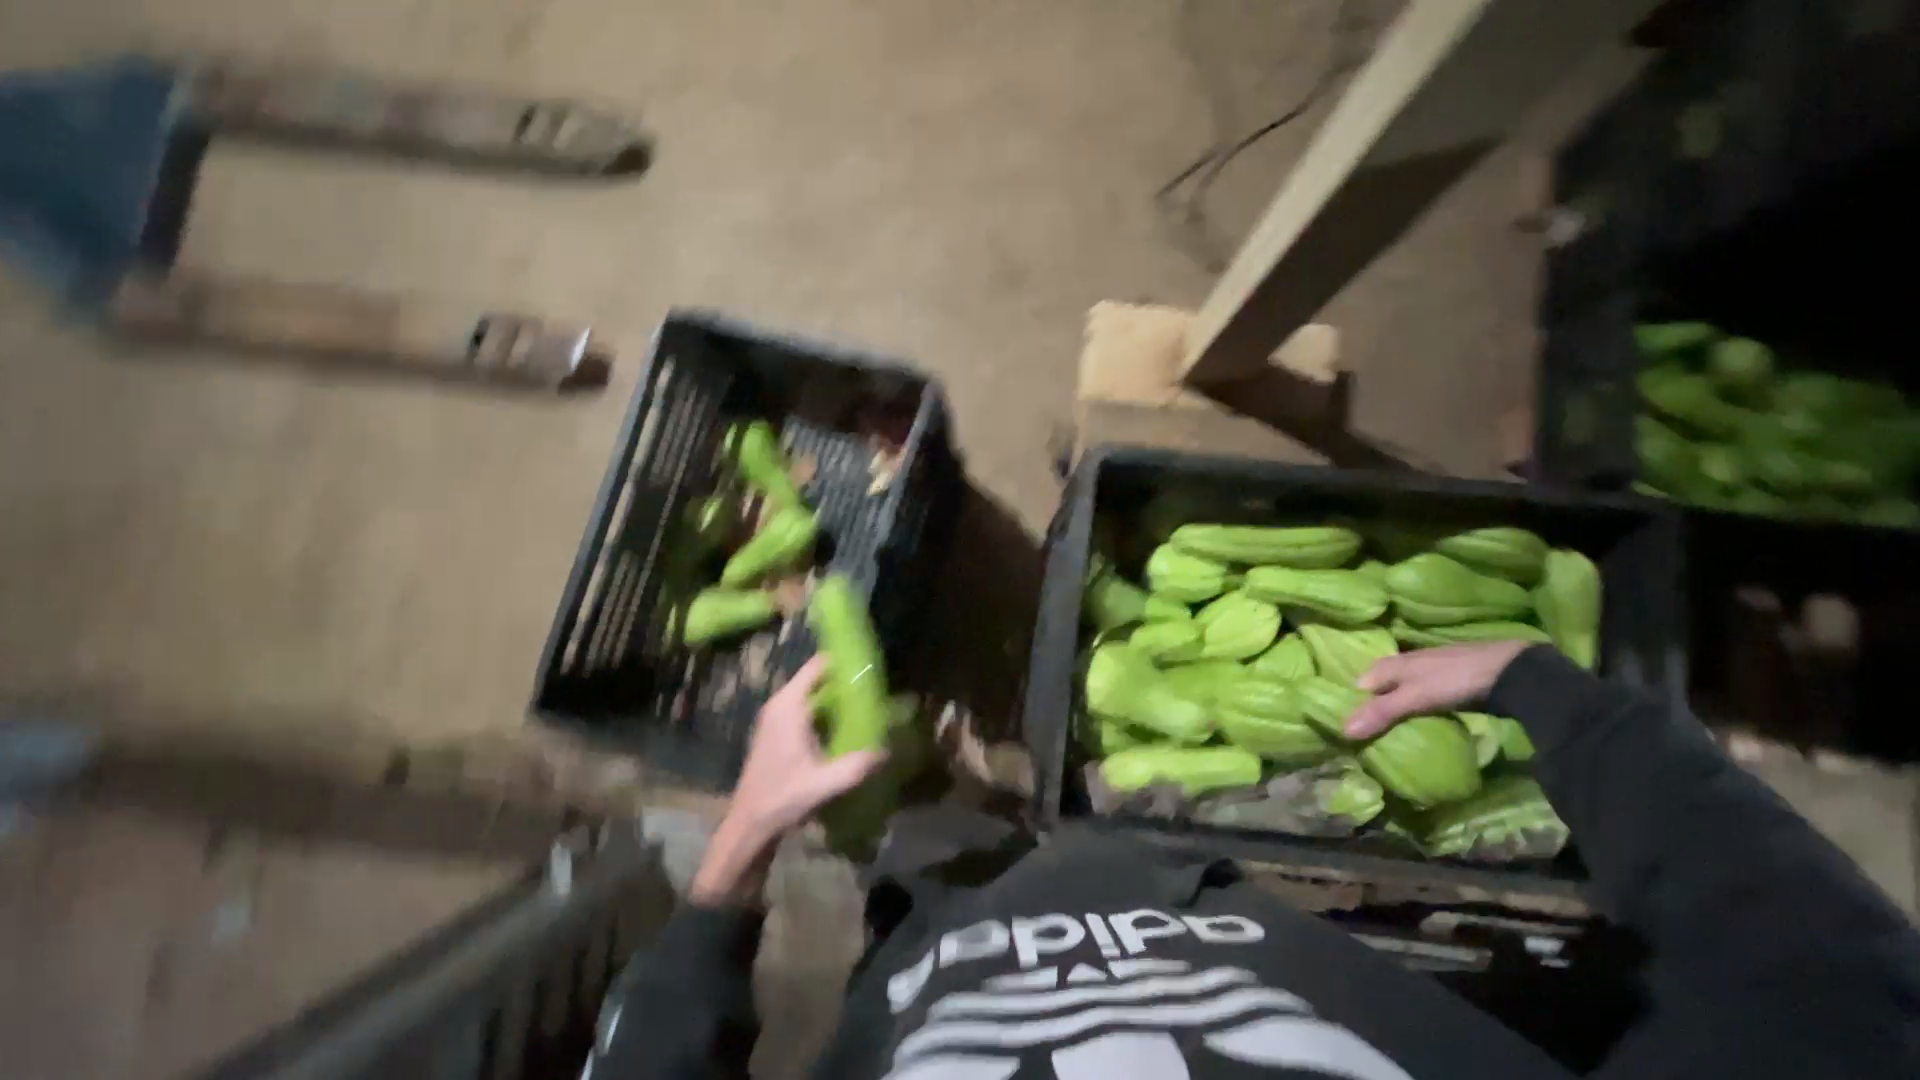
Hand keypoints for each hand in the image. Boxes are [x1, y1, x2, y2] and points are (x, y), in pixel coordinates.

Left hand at [690, 655, 886, 903]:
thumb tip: (890, 750)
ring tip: (867, 702)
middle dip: (844, 680)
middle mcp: (780, 705)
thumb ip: (858, 765)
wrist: (749, 823)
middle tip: (875, 686)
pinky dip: (824, 710)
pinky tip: (845, 724)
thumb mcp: (824, 783)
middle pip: (816, 678)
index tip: (870, 664)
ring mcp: (775, 718)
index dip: (843, 661)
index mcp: (789, 706)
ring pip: (811, 694)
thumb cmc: (782, 798)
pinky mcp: (776, 732)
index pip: (818, 666)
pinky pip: (805, 709)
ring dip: (835, 696)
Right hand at [1345, 641, 1531, 738]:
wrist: (1510, 671)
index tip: (1347, 732)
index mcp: (1388, 664)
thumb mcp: (1414, 697)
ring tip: (1388, 737)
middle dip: (1370, 710)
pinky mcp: (1444, 686)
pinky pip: (1417, 700)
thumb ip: (1381, 713)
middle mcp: (1401, 665)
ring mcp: (1424, 674)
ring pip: (1397, 694)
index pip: (1357, 686)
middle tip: (1366, 738)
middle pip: (1377, 690)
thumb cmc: (1454, 680)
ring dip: (1392, 713)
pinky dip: (1412, 713)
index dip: (1350, 707)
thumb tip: (1342, 731)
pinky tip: (1415, 726)